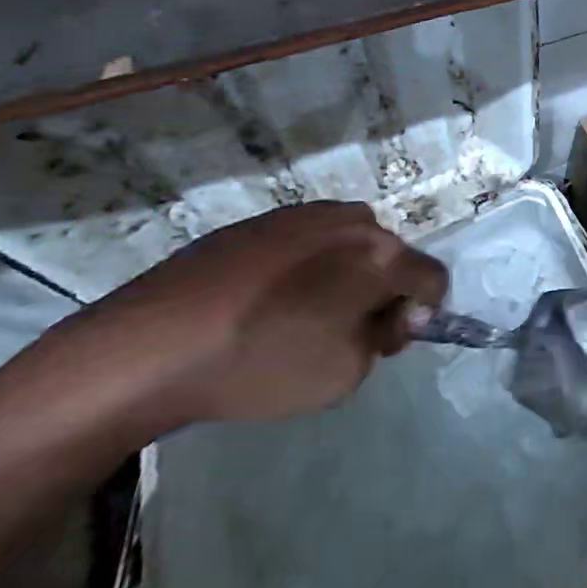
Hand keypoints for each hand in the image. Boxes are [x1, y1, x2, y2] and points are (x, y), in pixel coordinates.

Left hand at [54, 201, 447, 428]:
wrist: (154, 342)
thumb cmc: (263, 361)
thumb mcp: (345, 374)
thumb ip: (383, 338)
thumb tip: (385, 313)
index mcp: (381, 253)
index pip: (432, 277)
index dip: (422, 313)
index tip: (387, 340)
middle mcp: (351, 220)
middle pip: (390, 256)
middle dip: (381, 292)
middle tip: (345, 333)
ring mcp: (304, 213)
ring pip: (348, 245)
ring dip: (343, 276)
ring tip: (299, 316)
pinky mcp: (262, 218)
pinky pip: (306, 242)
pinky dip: (304, 268)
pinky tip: (264, 302)